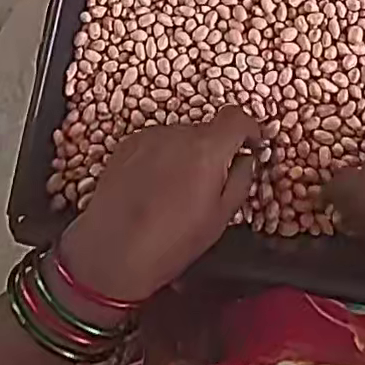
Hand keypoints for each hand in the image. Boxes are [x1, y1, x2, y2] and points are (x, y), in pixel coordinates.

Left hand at [57, 107, 259, 302]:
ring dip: (185, 156)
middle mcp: (178, 132)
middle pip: (206, 131)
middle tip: (208, 187)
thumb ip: (240, 180)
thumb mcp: (219, 218)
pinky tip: (153, 189)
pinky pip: (157, 143)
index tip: (252, 144)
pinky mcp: (128, 143)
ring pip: (180, 138)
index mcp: (207, 148)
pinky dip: (162, 158)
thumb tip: (246, 158)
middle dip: (213, 152)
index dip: (248, 128)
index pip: (235, 117)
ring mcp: (150, 135)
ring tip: (175, 194)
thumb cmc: (172, 241)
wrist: (112, 248)